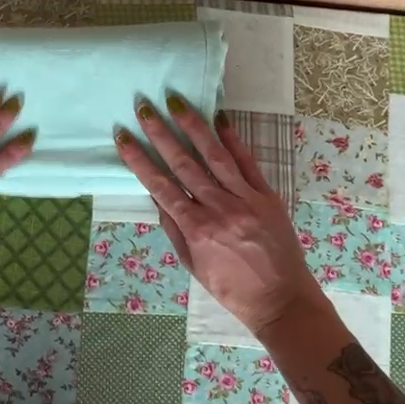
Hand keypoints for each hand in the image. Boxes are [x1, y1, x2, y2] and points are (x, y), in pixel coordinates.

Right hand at [114, 96, 318, 331]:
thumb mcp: (192, 264)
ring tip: (178, 103)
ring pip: (215, 156)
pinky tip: (219, 119)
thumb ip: (174, 229)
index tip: (123, 138)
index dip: (139, 160)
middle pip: (184, 165)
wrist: (281, 300)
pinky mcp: (267, 195)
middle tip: (145, 108)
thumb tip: (157, 197)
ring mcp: (245, 199)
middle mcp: (219, 209)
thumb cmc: (231, 288)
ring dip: (194, 127)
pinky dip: (233, 140)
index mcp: (196, 229)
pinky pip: (248, 163)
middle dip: (162, 134)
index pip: (160, 187)